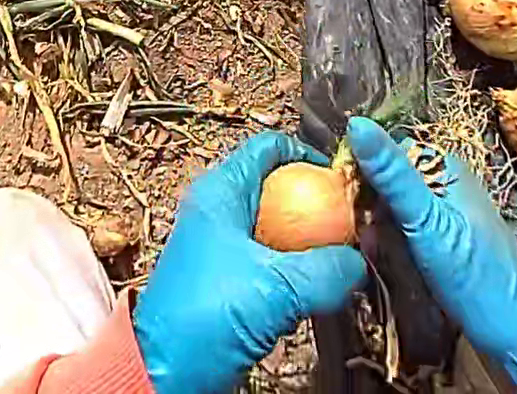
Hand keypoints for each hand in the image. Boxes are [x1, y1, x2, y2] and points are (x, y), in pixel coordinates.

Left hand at [133, 132, 366, 393]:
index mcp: (222, 189)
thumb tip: (357, 262)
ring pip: (272, 220)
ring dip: (303, 237)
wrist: (159, 375)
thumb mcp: (274, 290)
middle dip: (312, 200)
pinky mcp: (222, 272)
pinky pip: (265, 254)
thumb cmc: (204, 317)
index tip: (338, 181)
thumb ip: (323, 271)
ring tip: (332, 257)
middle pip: (275, 183)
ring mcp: (218, 239)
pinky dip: (289, 264)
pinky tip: (308, 288)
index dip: (307, 155)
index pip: (270, 147)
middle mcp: (218, 205)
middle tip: (342, 222)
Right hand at [346, 117, 516, 393]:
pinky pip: (403, 227)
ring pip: (391, 205)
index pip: (384, 150)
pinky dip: (390, 241)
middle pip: (386, 178)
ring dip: (376, 227)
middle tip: (362, 234)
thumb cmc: (478, 277)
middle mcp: (442, 180)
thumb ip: (391, 174)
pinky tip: (385, 259)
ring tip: (374, 251)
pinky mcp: (441, 237)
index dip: (360, 171)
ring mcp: (442, 209)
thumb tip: (357, 123)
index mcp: (441, 165)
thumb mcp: (427, 222)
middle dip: (367, 204)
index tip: (345, 200)